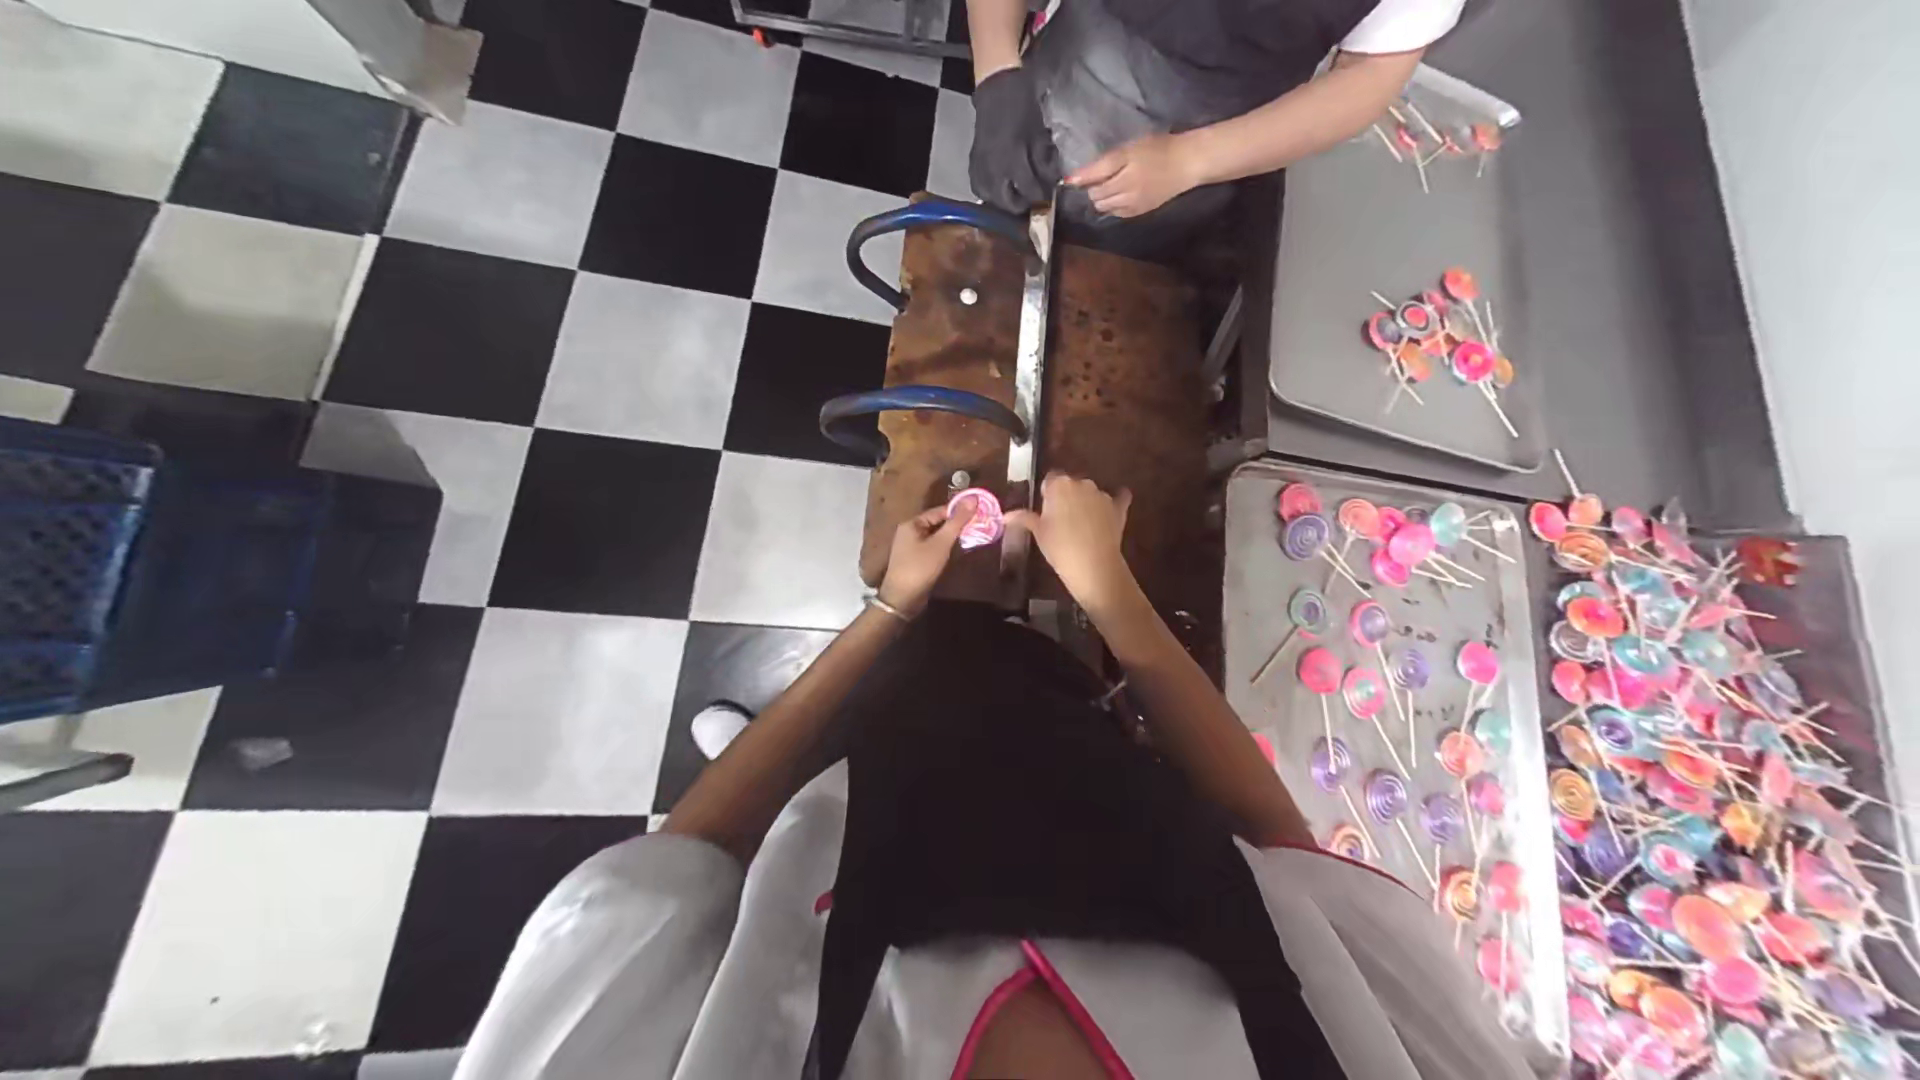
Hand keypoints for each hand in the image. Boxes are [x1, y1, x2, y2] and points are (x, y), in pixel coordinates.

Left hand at [876, 498, 976, 616]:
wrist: (902, 599)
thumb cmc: (920, 567)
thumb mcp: (941, 543)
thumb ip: (957, 521)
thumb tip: (972, 499)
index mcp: (912, 523)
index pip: (940, 511)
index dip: (959, 511)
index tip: (978, 513)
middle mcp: (910, 532)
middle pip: (938, 523)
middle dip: (957, 525)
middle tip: (980, 526)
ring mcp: (912, 547)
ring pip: (937, 536)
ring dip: (953, 538)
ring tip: (974, 537)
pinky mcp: (916, 560)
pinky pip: (934, 548)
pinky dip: (946, 548)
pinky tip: (960, 552)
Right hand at [969, 66, 1060, 212]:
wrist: (997, 88)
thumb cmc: (1022, 108)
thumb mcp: (1040, 136)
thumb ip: (1044, 164)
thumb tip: (1050, 185)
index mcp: (1013, 160)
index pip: (1029, 192)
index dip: (1041, 198)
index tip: (1048, 199)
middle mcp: (994, 170)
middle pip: (1008, 204)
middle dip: (1022, 205)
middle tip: (1031, 199)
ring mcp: (981, 169)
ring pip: (992, 200)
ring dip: (1005, 202)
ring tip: (1015, 195)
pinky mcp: (973, 166)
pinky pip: (980, 190)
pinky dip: (990, 194)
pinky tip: (1000, 188)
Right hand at [1005, 473, 1136, 611]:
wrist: (1092, 565)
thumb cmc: (1059, 547)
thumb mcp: (1038, 533)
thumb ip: (1024, 518)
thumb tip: (1006, 516)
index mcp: (1059, 484)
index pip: (1050, 479)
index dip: (1047, 493)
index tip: (1046, 508)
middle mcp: (1081, 483)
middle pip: (1071, 484)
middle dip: (1066, 497)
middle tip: (1060, 520)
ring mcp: (1102, 494)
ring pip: (1091, 492)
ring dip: (1086, 502)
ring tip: (1081, 525)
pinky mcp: (1119, 507)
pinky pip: (1119, 497)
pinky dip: (1115, 501)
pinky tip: (1111, 511)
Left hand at [1065, 133, 1199, 217]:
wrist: (1187, 163)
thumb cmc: (1158, 148)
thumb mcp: (1129, 148)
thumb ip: (1102, 164)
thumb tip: (1072, 179)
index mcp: (1122, 169)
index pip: (1092, 180)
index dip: (1079, 180)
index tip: (1068, 180)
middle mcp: (1124, 191)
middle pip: (1095, 196)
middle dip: (1094, 187)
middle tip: (1102, 177)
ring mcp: (1131, 205)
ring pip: (1104, 206)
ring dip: (1102, 198)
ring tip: (1112, 186)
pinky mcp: (1138, 212)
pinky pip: (1116, 213)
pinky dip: (1113, 206)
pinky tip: (1121, 196)